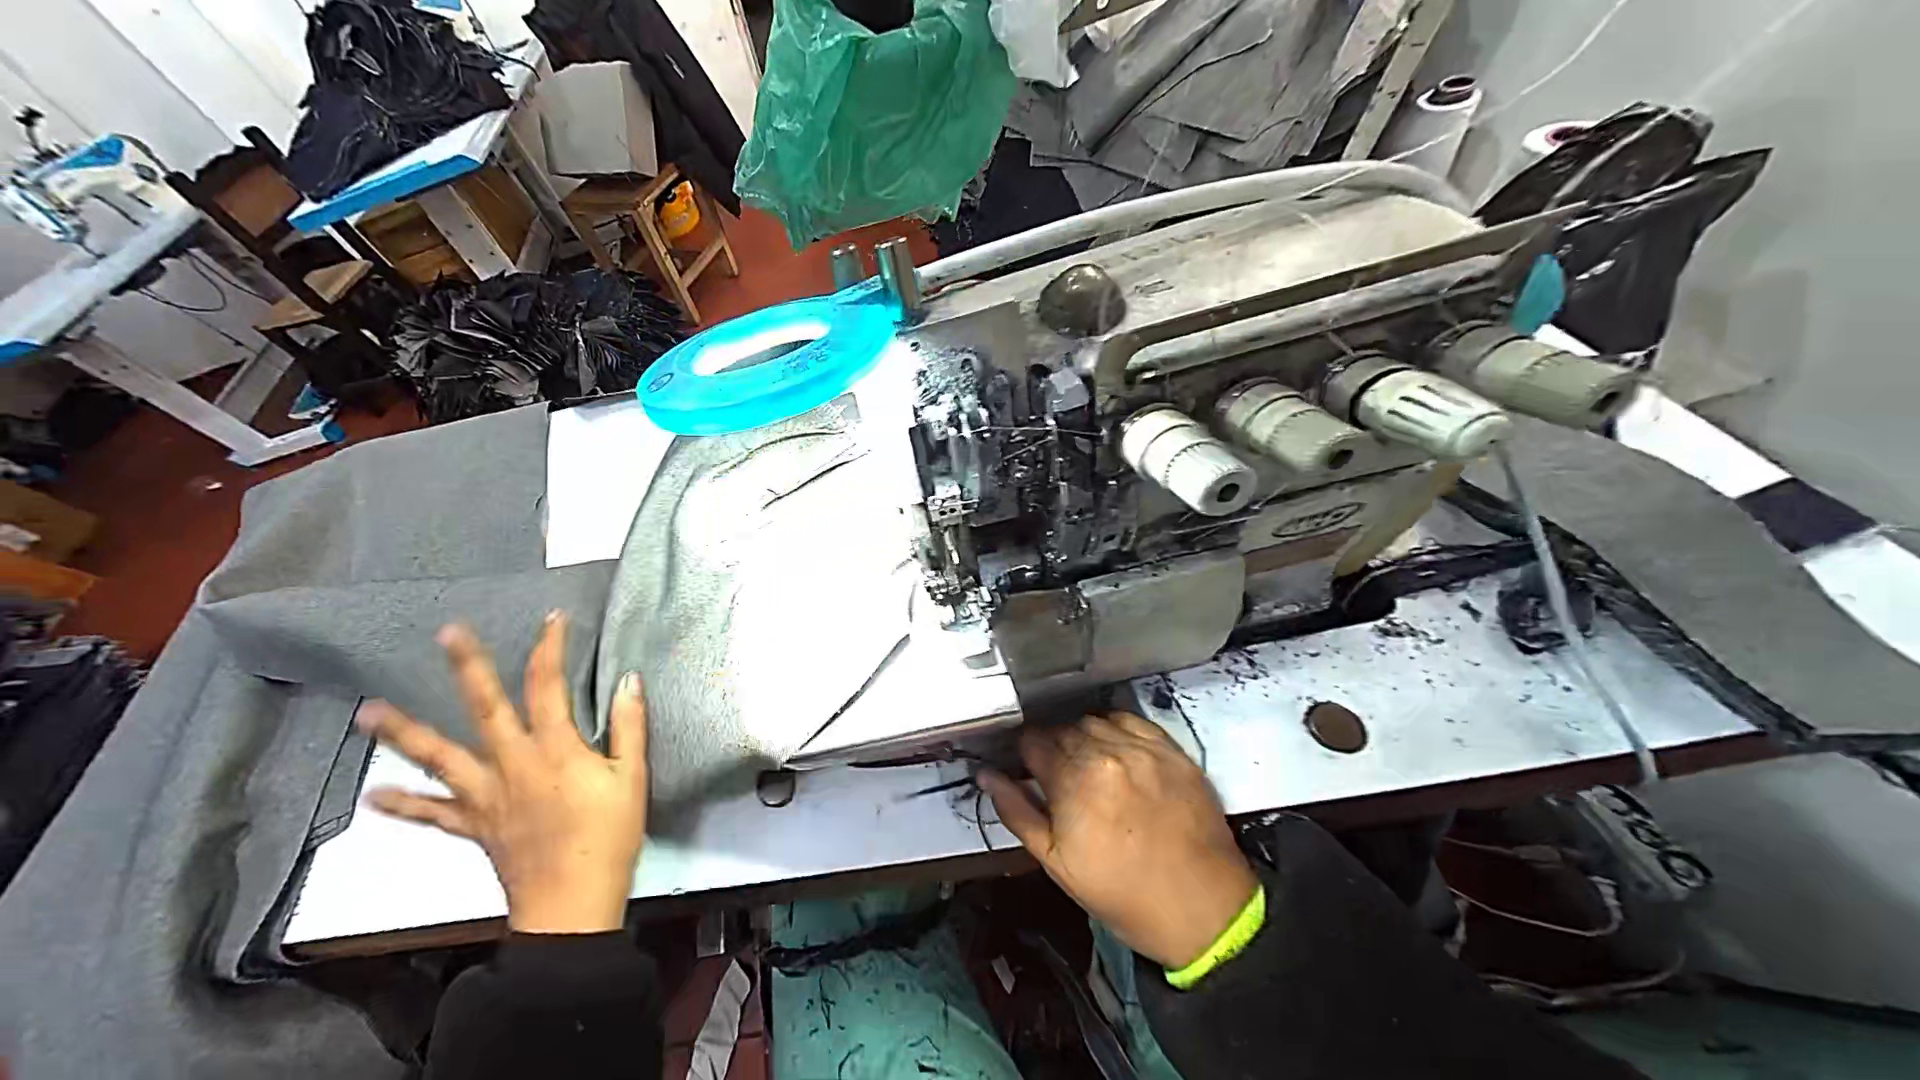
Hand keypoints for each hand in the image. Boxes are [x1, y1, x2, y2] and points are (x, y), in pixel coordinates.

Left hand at [357, 613, 649, 934]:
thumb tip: (629, 679)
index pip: (550, 686)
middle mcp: (513, 763)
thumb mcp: (633, 777)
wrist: (572, 902)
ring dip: (405, 734)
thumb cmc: (610, 835)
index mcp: (556, 749)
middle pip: (487, 708)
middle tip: (447, 634)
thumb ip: (629, 726)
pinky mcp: (475, 826)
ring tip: (368, 712)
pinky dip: (405, 805)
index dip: (551, 648)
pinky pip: (435, 814)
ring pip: (440, 758)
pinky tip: (375, 797)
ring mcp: (487, 796)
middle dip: (469, 668)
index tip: (552, 619)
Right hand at [979, 712, 1257, 969]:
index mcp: (1073, 781)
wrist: (1201, 909)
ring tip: (1086, 766)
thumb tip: (988, 776)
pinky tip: (1114, 751)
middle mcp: (1107, 754)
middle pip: (1061, 729)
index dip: (1023, 754)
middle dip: (1051, 748)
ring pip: (1093, 721)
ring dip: (1081, 737)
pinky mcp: (1171, 750)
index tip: (1025, 767)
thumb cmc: (1123, 893)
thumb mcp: (1056, 862)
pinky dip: (1115, 729)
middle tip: (1056, 775)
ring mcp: (1142, 749)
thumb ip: (1016, 811)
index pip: (1032, 741)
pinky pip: (1130, 719)